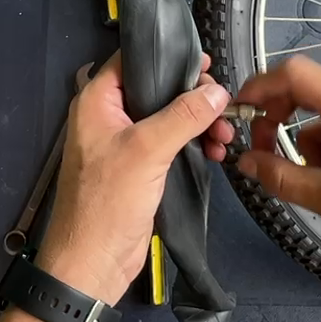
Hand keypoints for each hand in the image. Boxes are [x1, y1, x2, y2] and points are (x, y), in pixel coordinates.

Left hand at [34, 53, 234, 304]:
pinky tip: (217, 152)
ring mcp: (126, 144)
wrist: (94, 263)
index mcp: (97, 102)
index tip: (205, 64)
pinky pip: (172, 145)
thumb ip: (183, 116)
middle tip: (223, 104)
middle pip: (157, 90)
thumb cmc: (106, 202)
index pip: (133, 62)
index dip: (168, 58)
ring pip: (169, 119)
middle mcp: (110, 117)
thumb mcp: (146, 150)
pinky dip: (195, 145)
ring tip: (226, 134)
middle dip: (193, 97)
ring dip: (200, 124)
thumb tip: (217, 91)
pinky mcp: (141, 168)